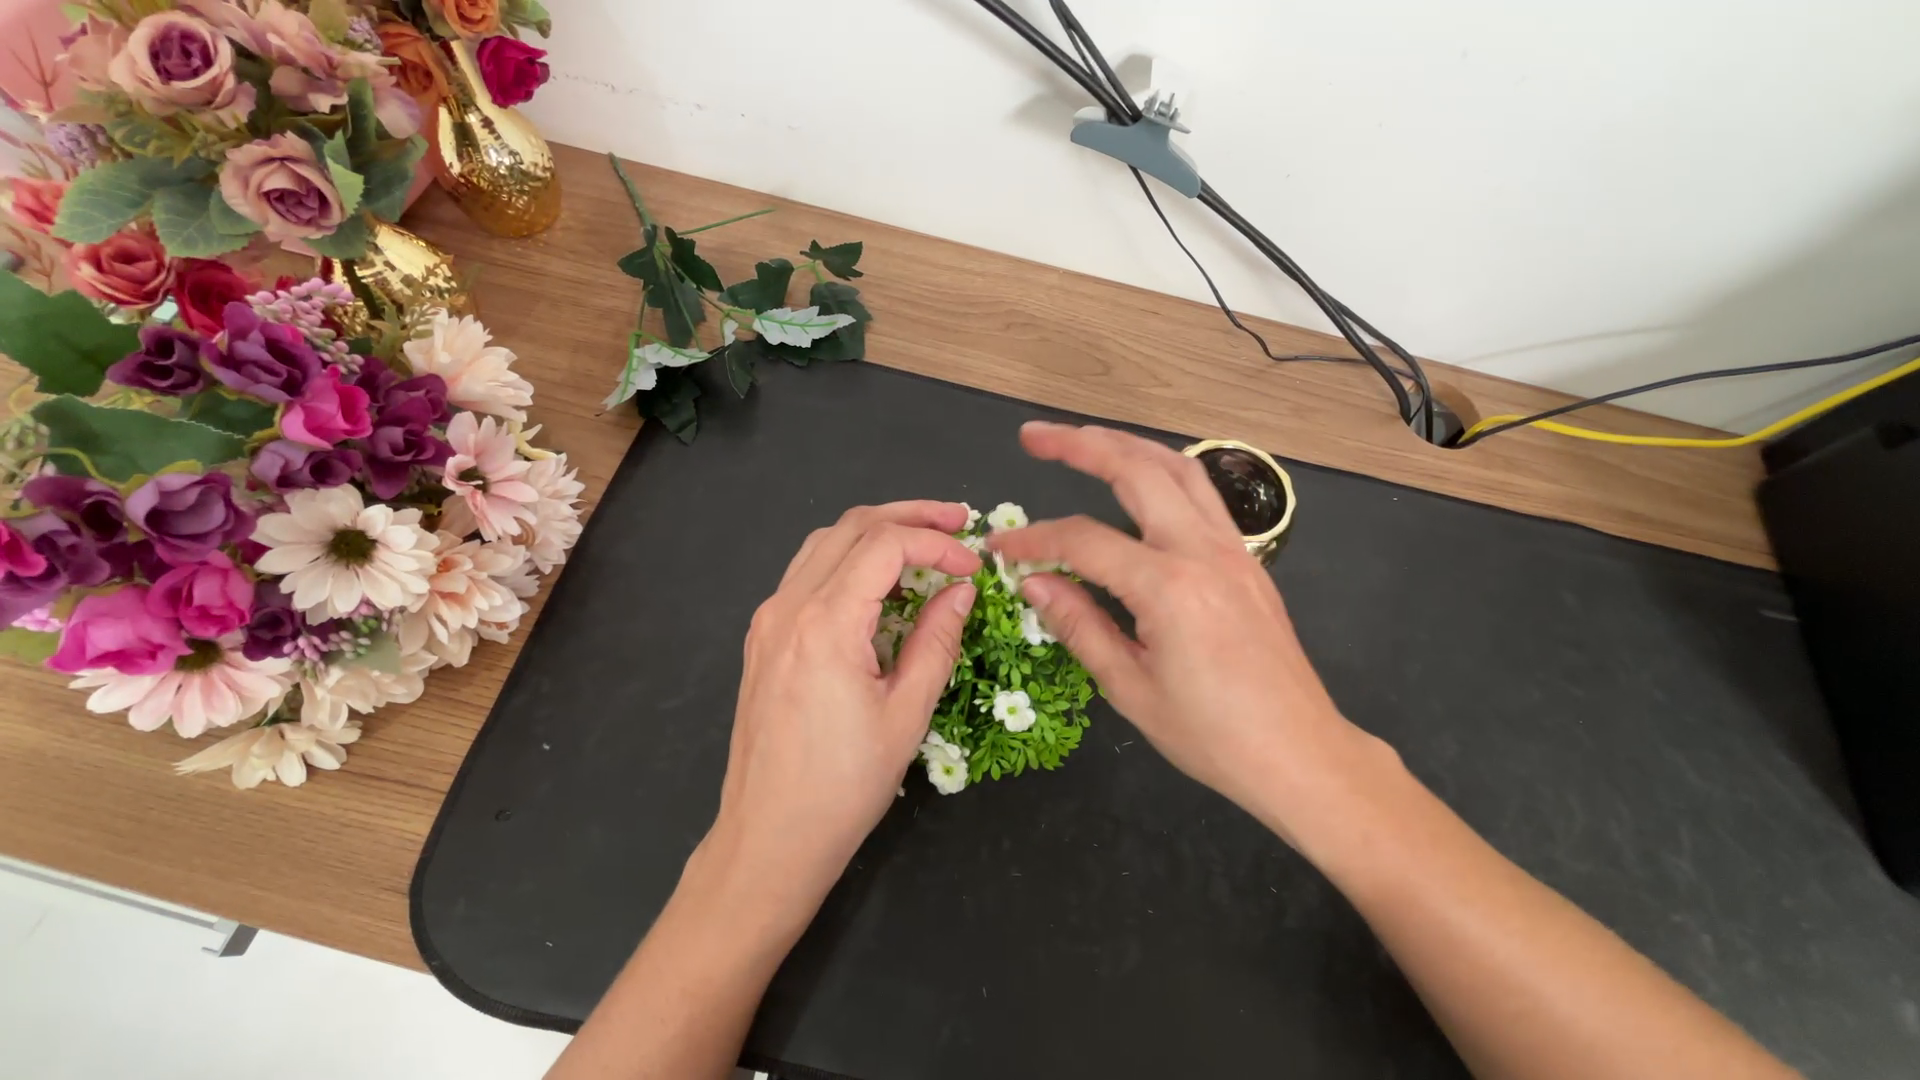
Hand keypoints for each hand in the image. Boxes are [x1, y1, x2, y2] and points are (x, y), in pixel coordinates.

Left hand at [707, 501, 981, 907]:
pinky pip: (807, 576)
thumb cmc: (845, 784)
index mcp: (824, 622)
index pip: (885, 545)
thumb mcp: (907, 713)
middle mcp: (787, 606)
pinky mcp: (763, 639)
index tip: (974, 566)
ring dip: (875, 533)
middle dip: (908, 517)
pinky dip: (848, 563)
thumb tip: (960, 591)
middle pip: (850, 528)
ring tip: (923, 541)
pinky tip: (879, 585)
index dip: (936, 544)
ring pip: (823, 544)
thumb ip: (936, 641)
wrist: (770, 837)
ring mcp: (768, 621)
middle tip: (956, 521)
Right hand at [989, 423, 1384, 841]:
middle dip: (1080, 444)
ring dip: (1127, 445)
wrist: (1300, 754)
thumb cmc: (1211, 735)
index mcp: (1169, 588)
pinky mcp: (1247, 561)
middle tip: (1033, 437)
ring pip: (1178, 469)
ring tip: (1084, 439)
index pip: (1084, 541)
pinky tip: (1140, 481)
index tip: (1000, 548)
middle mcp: (1203, 552)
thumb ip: (1080, 626)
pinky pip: (1201, 495)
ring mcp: (1233, 550)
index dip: (1035, 540)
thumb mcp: (1131, 688)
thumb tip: (1034, 583)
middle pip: (1137, 470)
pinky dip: (1162, 471)